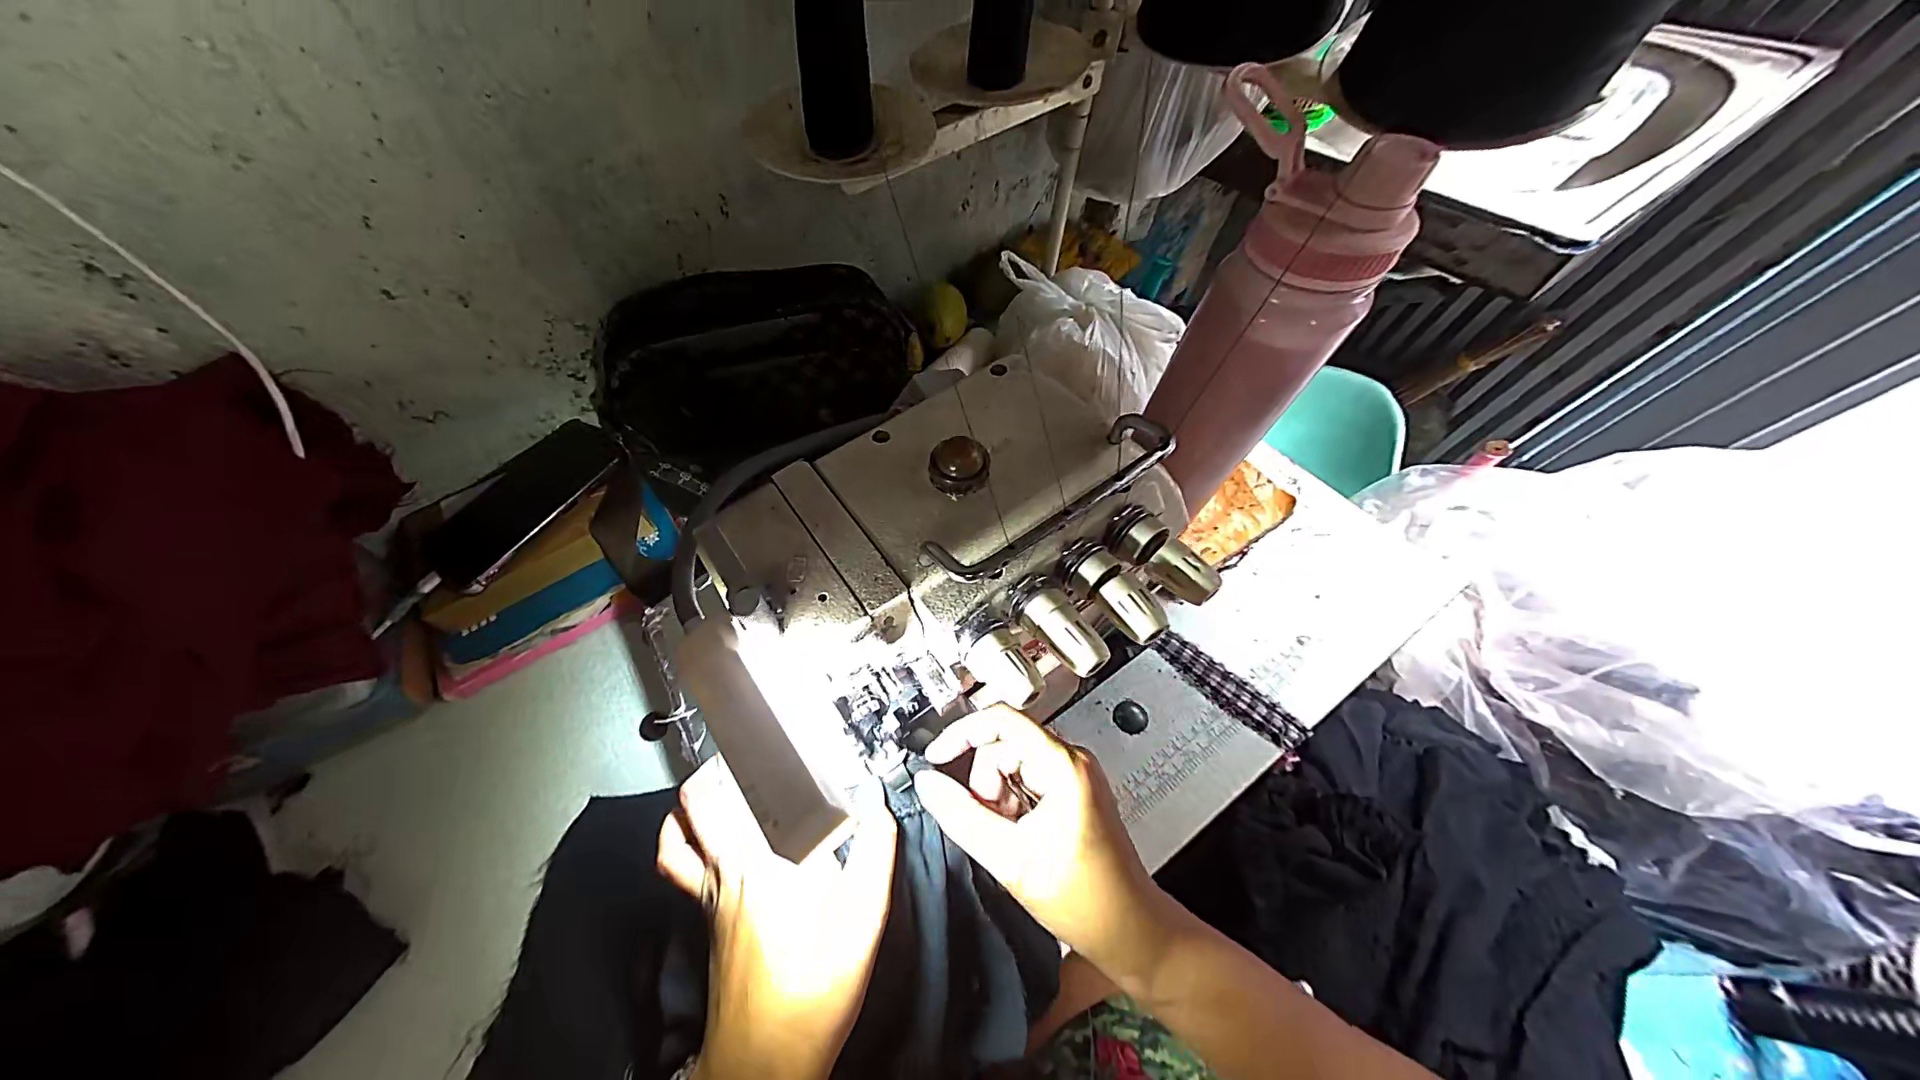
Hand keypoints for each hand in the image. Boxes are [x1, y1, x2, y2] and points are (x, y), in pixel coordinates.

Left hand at [658, 760, 896, 1079]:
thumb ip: (875, 857)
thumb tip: (880, 811)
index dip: (761, 755)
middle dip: (723, 763)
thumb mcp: (862, 923)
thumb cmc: (811, 998)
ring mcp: (709, 892)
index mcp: (768, 866)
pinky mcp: (703, 911)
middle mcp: (729, 871)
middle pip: (703, 798)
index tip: (781, 738)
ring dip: (697, 794)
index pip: (752, 793)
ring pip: (681, 826)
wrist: (764, 1060)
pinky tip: (697, 832)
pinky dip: (679, 836)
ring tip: (723, 775)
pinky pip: (675, 862)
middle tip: (751, 748)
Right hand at [912, 705, 1167, 976]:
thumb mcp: (1009, 859)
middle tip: (989, 824)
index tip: (938, 755)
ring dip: (997, 798)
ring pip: (1010, 764)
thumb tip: (929, 784)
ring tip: (1009, 838)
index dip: (961, 733)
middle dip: (984, 784)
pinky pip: (1025, 780)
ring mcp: (1073, 774)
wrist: (1129, 929)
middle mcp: (1072, 760)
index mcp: (1063, 765)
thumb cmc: (1087, 900)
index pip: (1001, 719)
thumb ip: (961, 816)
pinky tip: (1020, 837)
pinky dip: (1011, 805)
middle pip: (1003, 745)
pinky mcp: (1071, 790)